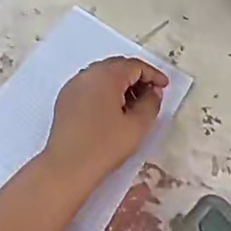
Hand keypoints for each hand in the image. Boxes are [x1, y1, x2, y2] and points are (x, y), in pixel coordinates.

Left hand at [41, 57, 167, 190]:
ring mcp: (74, 84)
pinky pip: (90, 85)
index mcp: (106, 75)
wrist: (68, 165)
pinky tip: (111, 111)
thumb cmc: (105, 145)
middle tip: (150, 95)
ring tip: (133, 105)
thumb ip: (151, 104)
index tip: (164, 86)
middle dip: (136, 78)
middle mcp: (88, 73)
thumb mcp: (137, 126)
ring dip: (120, 84)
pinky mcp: (65, 97)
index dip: (152, 74)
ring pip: (102, 75)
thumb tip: (153, 91)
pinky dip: (104, 91)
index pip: (134, 65)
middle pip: (117, 67)